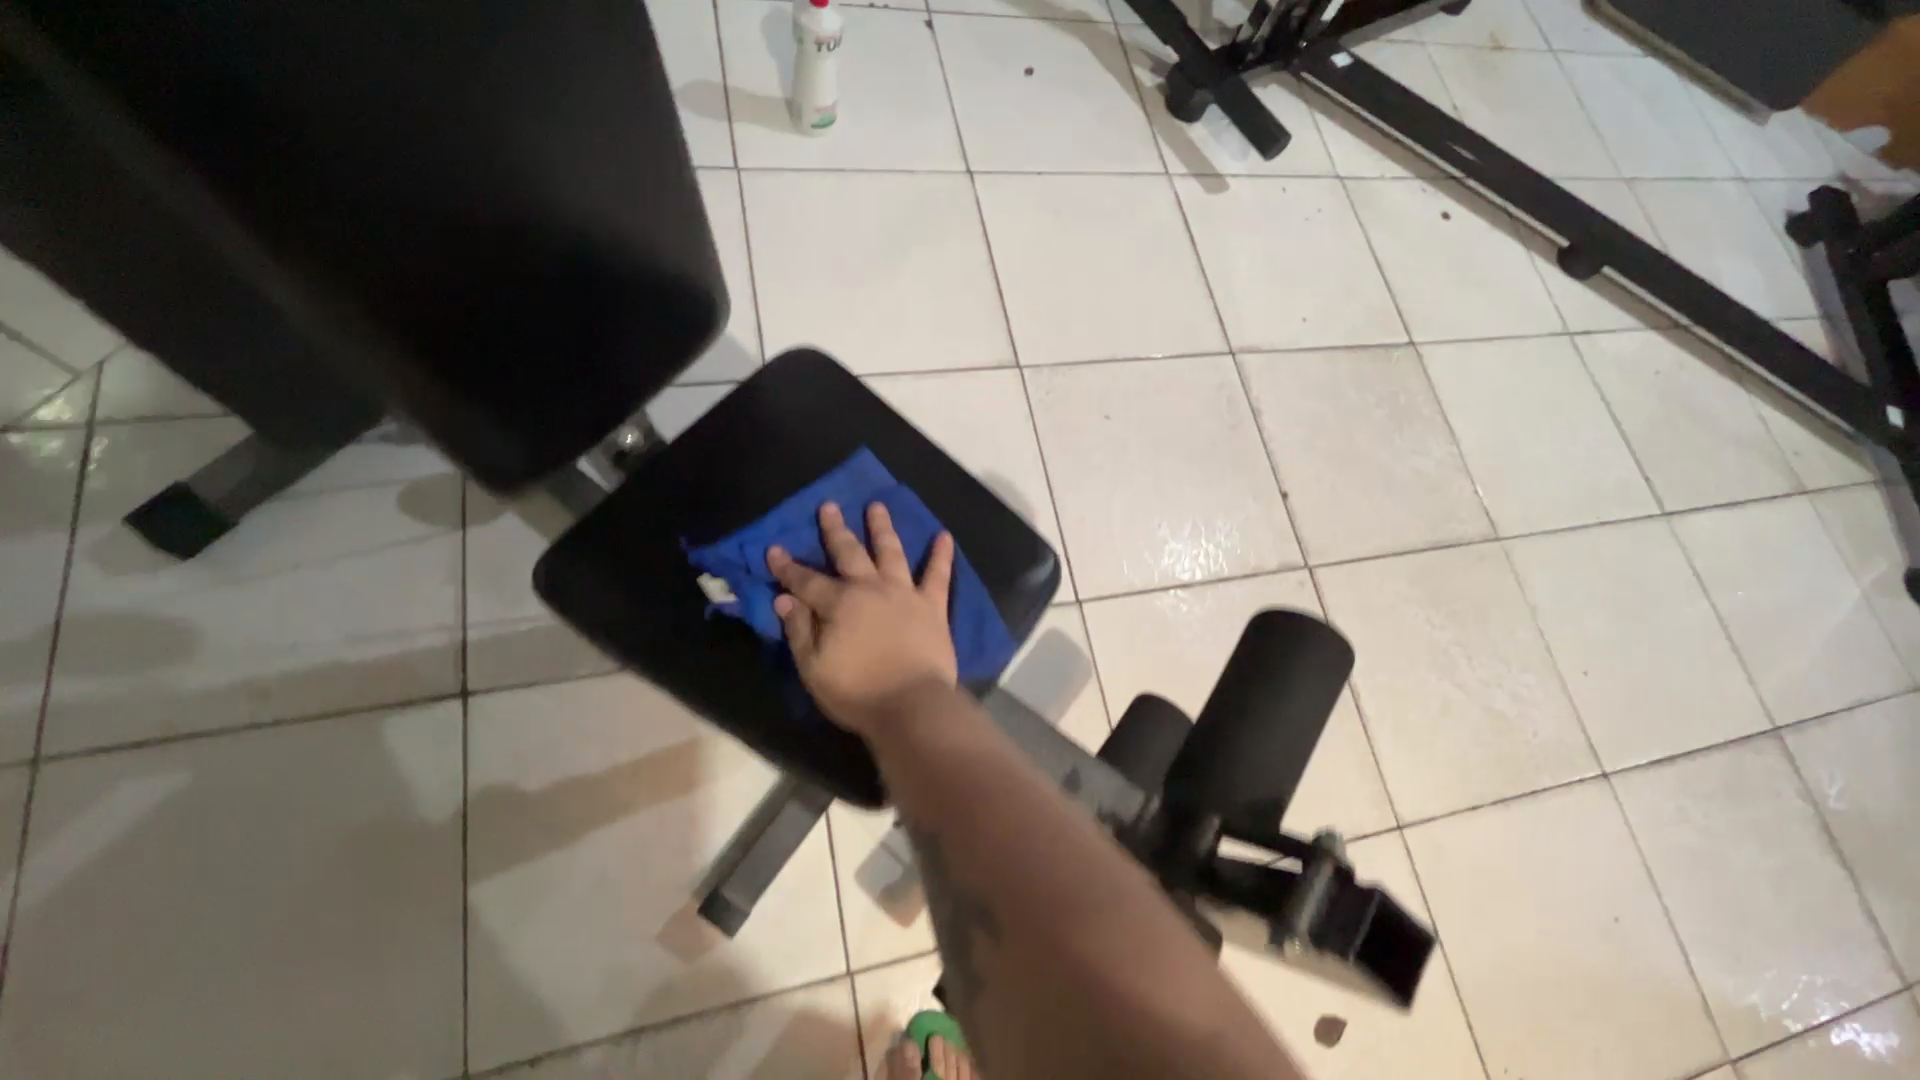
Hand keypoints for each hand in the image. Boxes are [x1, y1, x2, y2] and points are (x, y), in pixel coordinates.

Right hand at [767, 501, 957, 735]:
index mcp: (839, 603)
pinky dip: (941, 555)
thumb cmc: (857, 693)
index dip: (788, 567)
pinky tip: (944, 536)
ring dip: (882, 528)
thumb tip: (784, 600)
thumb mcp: (813, 668)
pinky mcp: (933, 607)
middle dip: (836, 530)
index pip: (806, 581)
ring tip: (877, 506)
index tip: (774, 550)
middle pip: (849, 553)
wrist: (912, 706)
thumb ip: (799, 631)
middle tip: (829, 506)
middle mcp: (871, 588)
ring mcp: (904, 594)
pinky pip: (938, 575)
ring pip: (891, 552)